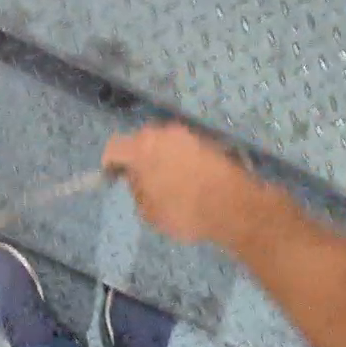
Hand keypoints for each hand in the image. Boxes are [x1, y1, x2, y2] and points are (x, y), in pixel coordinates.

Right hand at [102, 123, 279, 246]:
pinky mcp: (208, 143)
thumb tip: (139, 180)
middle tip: (141, 183)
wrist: (235, 207)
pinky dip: (179, 161)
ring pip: (163, 144)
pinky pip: (183, 149)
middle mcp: (163, 134)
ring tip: (166, 184)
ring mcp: (188, 136)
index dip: (110, 164)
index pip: (114, 147)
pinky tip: (187, 182)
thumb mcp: (149, 212)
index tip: (113, 179)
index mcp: (142, 148)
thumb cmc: (185, 211)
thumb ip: (137, 192)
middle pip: (140, 141)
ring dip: (160, 158)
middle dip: (137, 159)